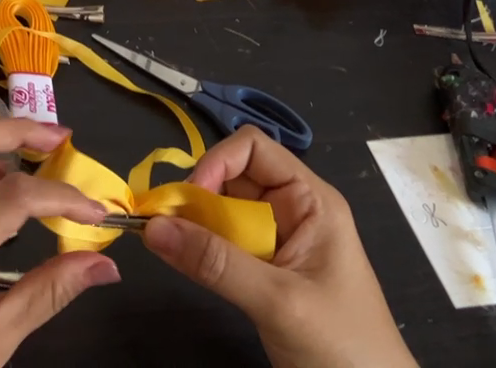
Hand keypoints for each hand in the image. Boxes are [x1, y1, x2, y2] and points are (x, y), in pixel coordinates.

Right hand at [144, 126, 414, 367]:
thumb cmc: (344, 346)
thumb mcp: (279, 301)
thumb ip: (216, 263)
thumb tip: (152, 226)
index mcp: (310, 200)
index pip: (253, 148)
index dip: (216, 162)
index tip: (189, 199)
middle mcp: (292, 210)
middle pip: (232, 176)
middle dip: (198, 195)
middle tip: (166, 226)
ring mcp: (278, 241)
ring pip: (223, 209)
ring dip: (195, 223)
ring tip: (169, 245)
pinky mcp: (265, 270)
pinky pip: (224, 242)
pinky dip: (201, 247)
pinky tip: (187, 262)